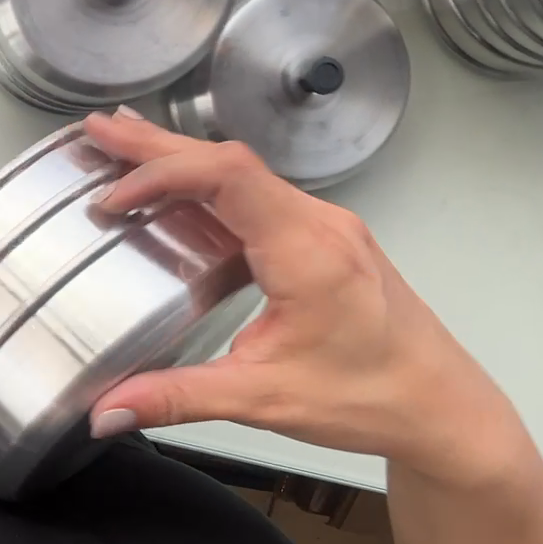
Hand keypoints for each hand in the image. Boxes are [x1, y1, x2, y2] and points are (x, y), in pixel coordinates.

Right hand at [82, 109, 526, 484]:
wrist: (445, 407)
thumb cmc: (372, 398)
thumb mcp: (264, 400)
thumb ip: (178, 399)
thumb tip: (105, 411)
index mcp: (309, 253)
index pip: (229, 177)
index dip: (163, 174)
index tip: (113, 199)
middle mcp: (318, 224)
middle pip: (228, 160)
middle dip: (155, 145)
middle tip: (97, 132)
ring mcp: (321, 225)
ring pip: (239, 171)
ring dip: (176, 157)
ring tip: (120, 147)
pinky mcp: (317, 237)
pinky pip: (251, 192)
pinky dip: (200, 181)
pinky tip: (172, 188)